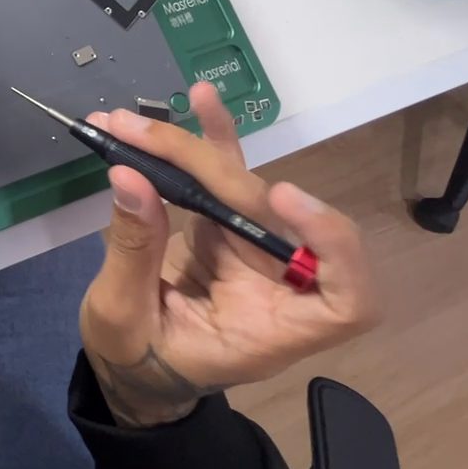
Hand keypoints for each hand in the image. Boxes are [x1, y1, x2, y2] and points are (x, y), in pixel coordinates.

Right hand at [79, 82, 378, 426]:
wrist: (132, 367)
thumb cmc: (137, 361)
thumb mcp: (124, 316)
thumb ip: (133, 250)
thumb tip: (129, 175)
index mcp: (269, 330)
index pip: (344, 299)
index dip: (330, 245)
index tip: (279, 198)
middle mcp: (274, 285)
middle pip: (269, 216)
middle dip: (205, 168)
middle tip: (141, 136)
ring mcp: (249, 252)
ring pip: (243, 187)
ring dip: (195, 146)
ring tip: (139, 121)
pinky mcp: (222, 228)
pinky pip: (223, 180)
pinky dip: (209, 142)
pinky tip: (197, 101)